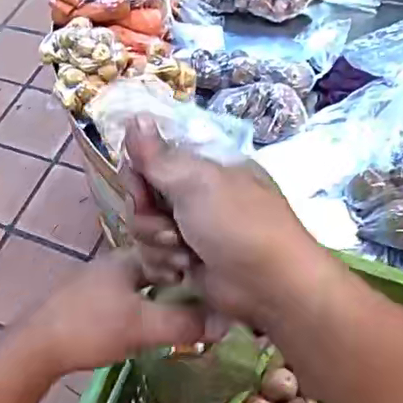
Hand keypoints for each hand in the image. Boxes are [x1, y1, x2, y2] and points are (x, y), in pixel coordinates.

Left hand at [12, 249, 211, 374]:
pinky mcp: (87, 302)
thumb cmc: (90, 327)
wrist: (35, 348)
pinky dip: (145, 305)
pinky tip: (151, 323)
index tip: (221, 278)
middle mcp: (113, 263)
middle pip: (157, 265)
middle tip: (209, 297)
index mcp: (129, 258)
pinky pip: (127, 297)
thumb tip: (228, 323)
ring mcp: (97, 282)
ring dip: (163, 293)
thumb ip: (184, 323)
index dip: (197, 262)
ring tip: (187, 311)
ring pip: (141, 282)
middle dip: (182, 278)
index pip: (172, 249)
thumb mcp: (143, 326)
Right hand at [120, 119, 336, 327]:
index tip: (143, 190)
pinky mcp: (184, 260)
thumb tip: (134, 116)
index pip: (149, 159)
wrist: (268, 285)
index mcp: (201, 166)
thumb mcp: (197, 182)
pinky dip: (163, 266)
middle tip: (172, 230)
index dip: (138, 176)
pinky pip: (151, 257)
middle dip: (149, 218)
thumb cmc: (237, 225)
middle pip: (140, 197)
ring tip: (185, 256)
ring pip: (142, 230)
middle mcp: (192, 194)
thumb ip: (158, 155)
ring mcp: (187, 228)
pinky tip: (182, 272)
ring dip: (159, 246)